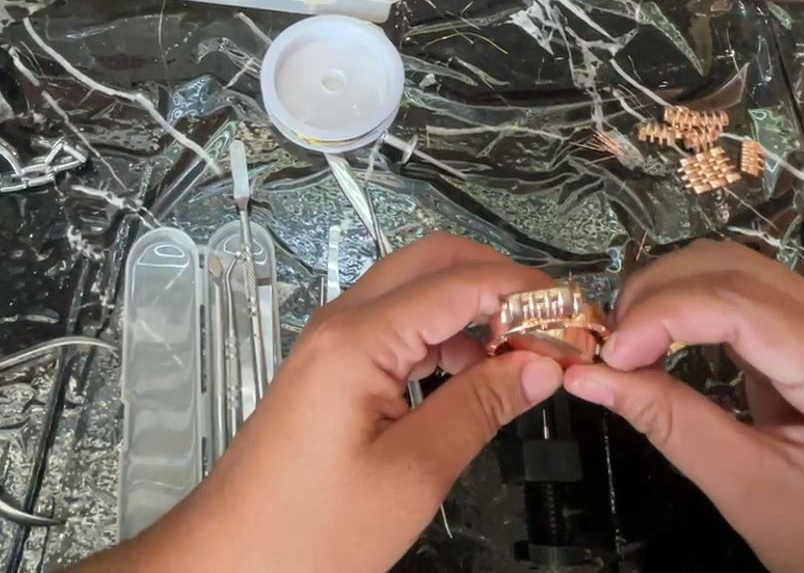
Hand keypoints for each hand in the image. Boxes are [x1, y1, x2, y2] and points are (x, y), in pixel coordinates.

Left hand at [83, 233, 564, 571]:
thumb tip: (542, 364)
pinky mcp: (336, 360)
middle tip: (552, 319)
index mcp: (361, 336)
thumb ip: (480, 408)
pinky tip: (475, 368)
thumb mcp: (412, 476)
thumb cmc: (314, 531)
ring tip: (525, 347)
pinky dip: (445, 331)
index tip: (577, 313)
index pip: (460, 282)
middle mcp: (345, 317)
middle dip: (498, 278)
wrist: (226, 561)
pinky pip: (400, 321)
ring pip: (417, 286)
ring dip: (473, 303)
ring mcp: (336, 336)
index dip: (525, 290)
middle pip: (434, 260)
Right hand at [561, 241, 803, 572]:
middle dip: (660, 291)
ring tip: (629, 336)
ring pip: (733, 265)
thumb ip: (669, 425)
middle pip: (736, 268)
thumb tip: (582, 375)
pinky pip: (740, 289)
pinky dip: (688, 300)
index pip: (745, 307)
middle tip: (610, 343)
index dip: (666, 315)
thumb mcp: (748, 495)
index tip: (608, 353)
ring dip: (670, 288)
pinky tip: (661, 332)